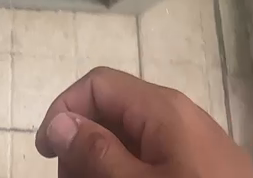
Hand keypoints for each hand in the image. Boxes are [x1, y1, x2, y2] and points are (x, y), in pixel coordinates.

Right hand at [35, 67, 252, 177]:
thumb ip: (97, 153)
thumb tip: (60, 121)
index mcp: (162, 107)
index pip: (98, 83)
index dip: (64, 110)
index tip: (45, 155)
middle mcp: (179, 115)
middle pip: (114, 111)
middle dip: (84, 145)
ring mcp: (196, 144)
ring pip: (134, 140)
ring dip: (105, 164)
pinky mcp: (207, 170)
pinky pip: (157, 161)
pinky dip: (132, 173)